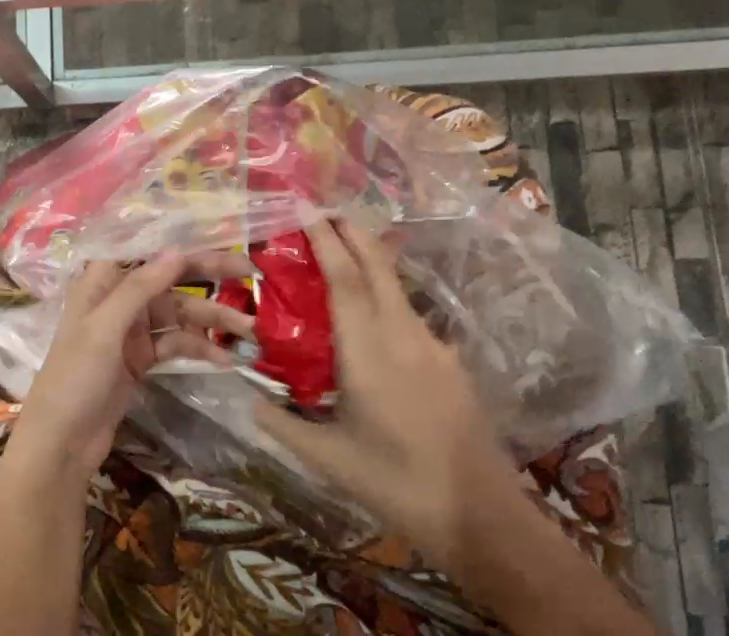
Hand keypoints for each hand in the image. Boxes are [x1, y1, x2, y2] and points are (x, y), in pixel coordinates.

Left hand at [17, 253, 256, 480]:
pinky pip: (175, 344)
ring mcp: (129, 331)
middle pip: (166, 279)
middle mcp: (116, 300)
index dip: (177, 240)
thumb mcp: (105, 327)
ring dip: (210, 320)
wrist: (62, 440)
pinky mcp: (141, 360)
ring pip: (177, 314)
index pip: (142, 249)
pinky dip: (199, 349)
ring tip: (249, 329)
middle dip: (205, 274)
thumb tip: (177, 251)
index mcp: (99, 282)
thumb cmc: (75, 376)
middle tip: (248, 270)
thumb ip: (139, 287)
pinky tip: (225, 359)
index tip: (216, 234)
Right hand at [254, 220, 523, 568]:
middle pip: (378, 268)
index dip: (325, 240)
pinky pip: (408, 316)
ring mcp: (433, 349)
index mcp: (369, 353)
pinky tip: (367, 318)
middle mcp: (404, 338)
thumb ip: (280, 421)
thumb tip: (245, 393)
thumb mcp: (327, 457)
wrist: (484, 518)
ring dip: (367, 262)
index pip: (345, 280)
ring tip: (337, 255)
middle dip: (352, 232)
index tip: (306, 210)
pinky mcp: (449, 365)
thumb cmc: (397, 484)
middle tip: (322, 212)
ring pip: (395, 289)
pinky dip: (382, 297)